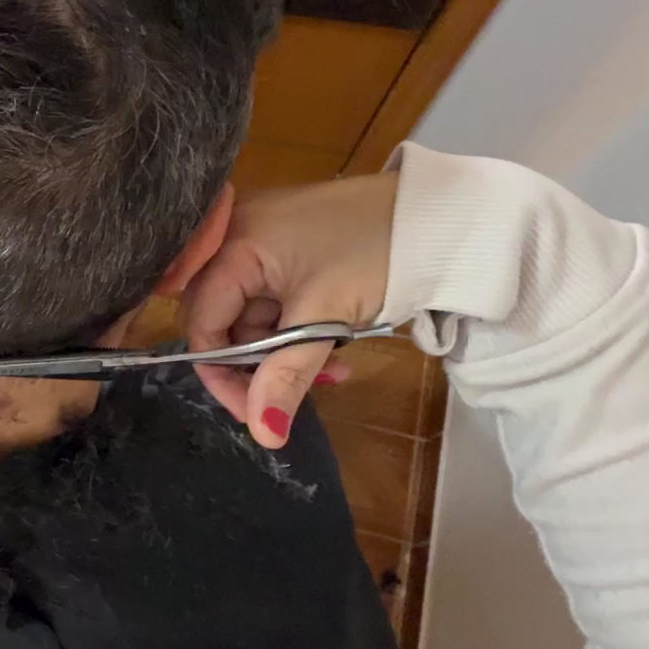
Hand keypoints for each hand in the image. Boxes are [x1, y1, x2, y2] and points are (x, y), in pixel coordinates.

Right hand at [183, 172, 396, 447]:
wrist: (446, 211)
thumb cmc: (378, 252)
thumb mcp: (326, 318)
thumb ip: (286, 377)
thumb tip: (264, 437)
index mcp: (231, 246)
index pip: (201, 324)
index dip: (221, 373)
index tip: (254, 410)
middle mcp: (231, 237)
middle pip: (219, 320)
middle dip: (256, 363)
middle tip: (297, 389)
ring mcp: (257, 239)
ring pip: (247, 314)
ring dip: (282, 350)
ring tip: (330, 368)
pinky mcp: (281, 247)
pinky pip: (268, 298)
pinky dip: (293, 327)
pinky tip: (329, 340)